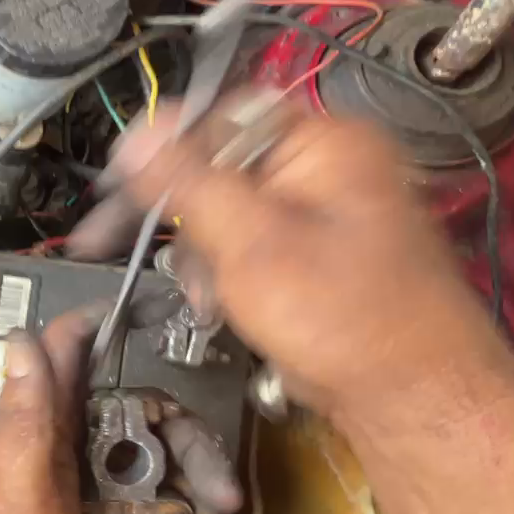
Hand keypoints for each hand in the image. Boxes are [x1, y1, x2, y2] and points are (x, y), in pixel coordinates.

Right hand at [69, 99, 511, 423]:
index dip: (161, 152)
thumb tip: (138, 133)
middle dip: (173, 215)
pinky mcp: (307, 249)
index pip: (218, 119)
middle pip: (213, 168)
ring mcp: (316, 210)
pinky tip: (218, 300)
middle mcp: (322, 168)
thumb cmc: (345, 319)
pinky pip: (240, 242)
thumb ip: (187, 181)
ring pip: (220, 210)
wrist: (404, 394)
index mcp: (323, 145)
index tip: (118, 187)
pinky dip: (218, 271)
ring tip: (202, 292)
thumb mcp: (248, 240)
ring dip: (195, 252)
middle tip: (108, 238)